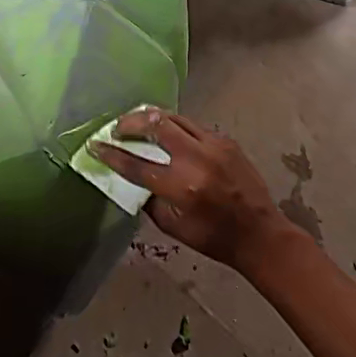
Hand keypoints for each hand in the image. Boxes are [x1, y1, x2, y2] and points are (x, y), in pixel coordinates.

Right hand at [88, 108, 291, 269]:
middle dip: (130, 122)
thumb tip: (134, 178)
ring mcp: (214, 146)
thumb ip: (150, 200)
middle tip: (118, 128)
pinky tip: (168, 134)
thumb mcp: (173, 227)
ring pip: (175, 118)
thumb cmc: (214, 238)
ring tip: (138, 123)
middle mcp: (197, 160)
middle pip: (155, 125)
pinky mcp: (226, 141)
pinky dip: (175, 127)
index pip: (136, 164)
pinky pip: (193, 126)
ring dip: (151, 118)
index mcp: (182, 187)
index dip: (111, 154)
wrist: (261, 234)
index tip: (94, 145)